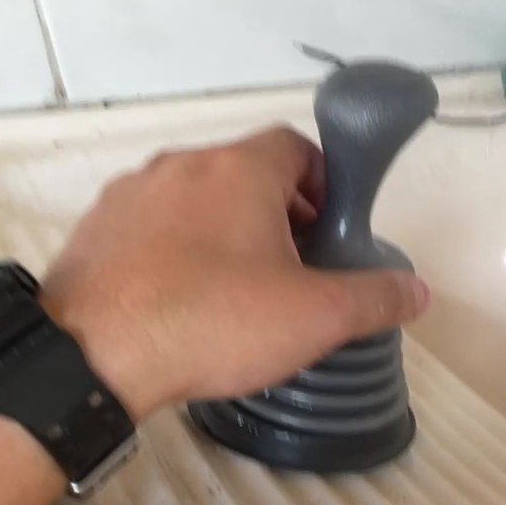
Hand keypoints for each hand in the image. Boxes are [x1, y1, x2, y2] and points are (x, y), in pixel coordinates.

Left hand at [40, 127, 428, 418]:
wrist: (89, 357)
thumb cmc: (212, 322)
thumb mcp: (316, 317)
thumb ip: (376, 298)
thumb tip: (416, 290)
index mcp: (239, 171)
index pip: (295, 146)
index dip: (324, 183)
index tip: (332, 232)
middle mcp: (182, 167)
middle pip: (248, 174)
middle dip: (284, 215)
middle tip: (300, 271)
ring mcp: (131, 197)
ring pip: (200, 201)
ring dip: (232, 233)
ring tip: (245, 294)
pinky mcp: (98, 232)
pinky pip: (158, 229)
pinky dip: (184, 252)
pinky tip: (191, 304)